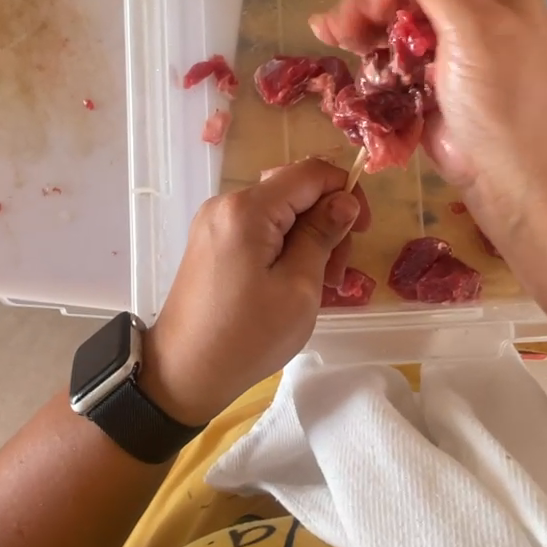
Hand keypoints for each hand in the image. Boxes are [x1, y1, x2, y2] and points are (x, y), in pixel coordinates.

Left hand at [141, 158, 368, 427]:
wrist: (183, 373)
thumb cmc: (247, 336)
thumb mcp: (299, 288)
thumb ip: (322, 235)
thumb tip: (345, 199)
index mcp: (248, 209)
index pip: (311, 173)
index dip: (345, 192)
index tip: (362, 230)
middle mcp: (226, 204)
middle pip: (294, 190)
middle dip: (325, 221)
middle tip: (336, 274)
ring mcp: (214, 222)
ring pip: (278, 211)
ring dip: (307, 238)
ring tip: (318, 285)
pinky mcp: (210, 242)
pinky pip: (258, 229)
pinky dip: (283, 246)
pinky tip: (292, 282)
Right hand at [310, 0, 546, 216]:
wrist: (510, 178)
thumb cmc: (509, 100)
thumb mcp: (473, 29)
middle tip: (367, 12)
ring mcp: (437, 37)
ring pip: (387, 5)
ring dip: (360, 12)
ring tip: (342, 31)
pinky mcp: (415, 71)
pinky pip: (379, 43)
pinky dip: (357, 39)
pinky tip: (332, 35)